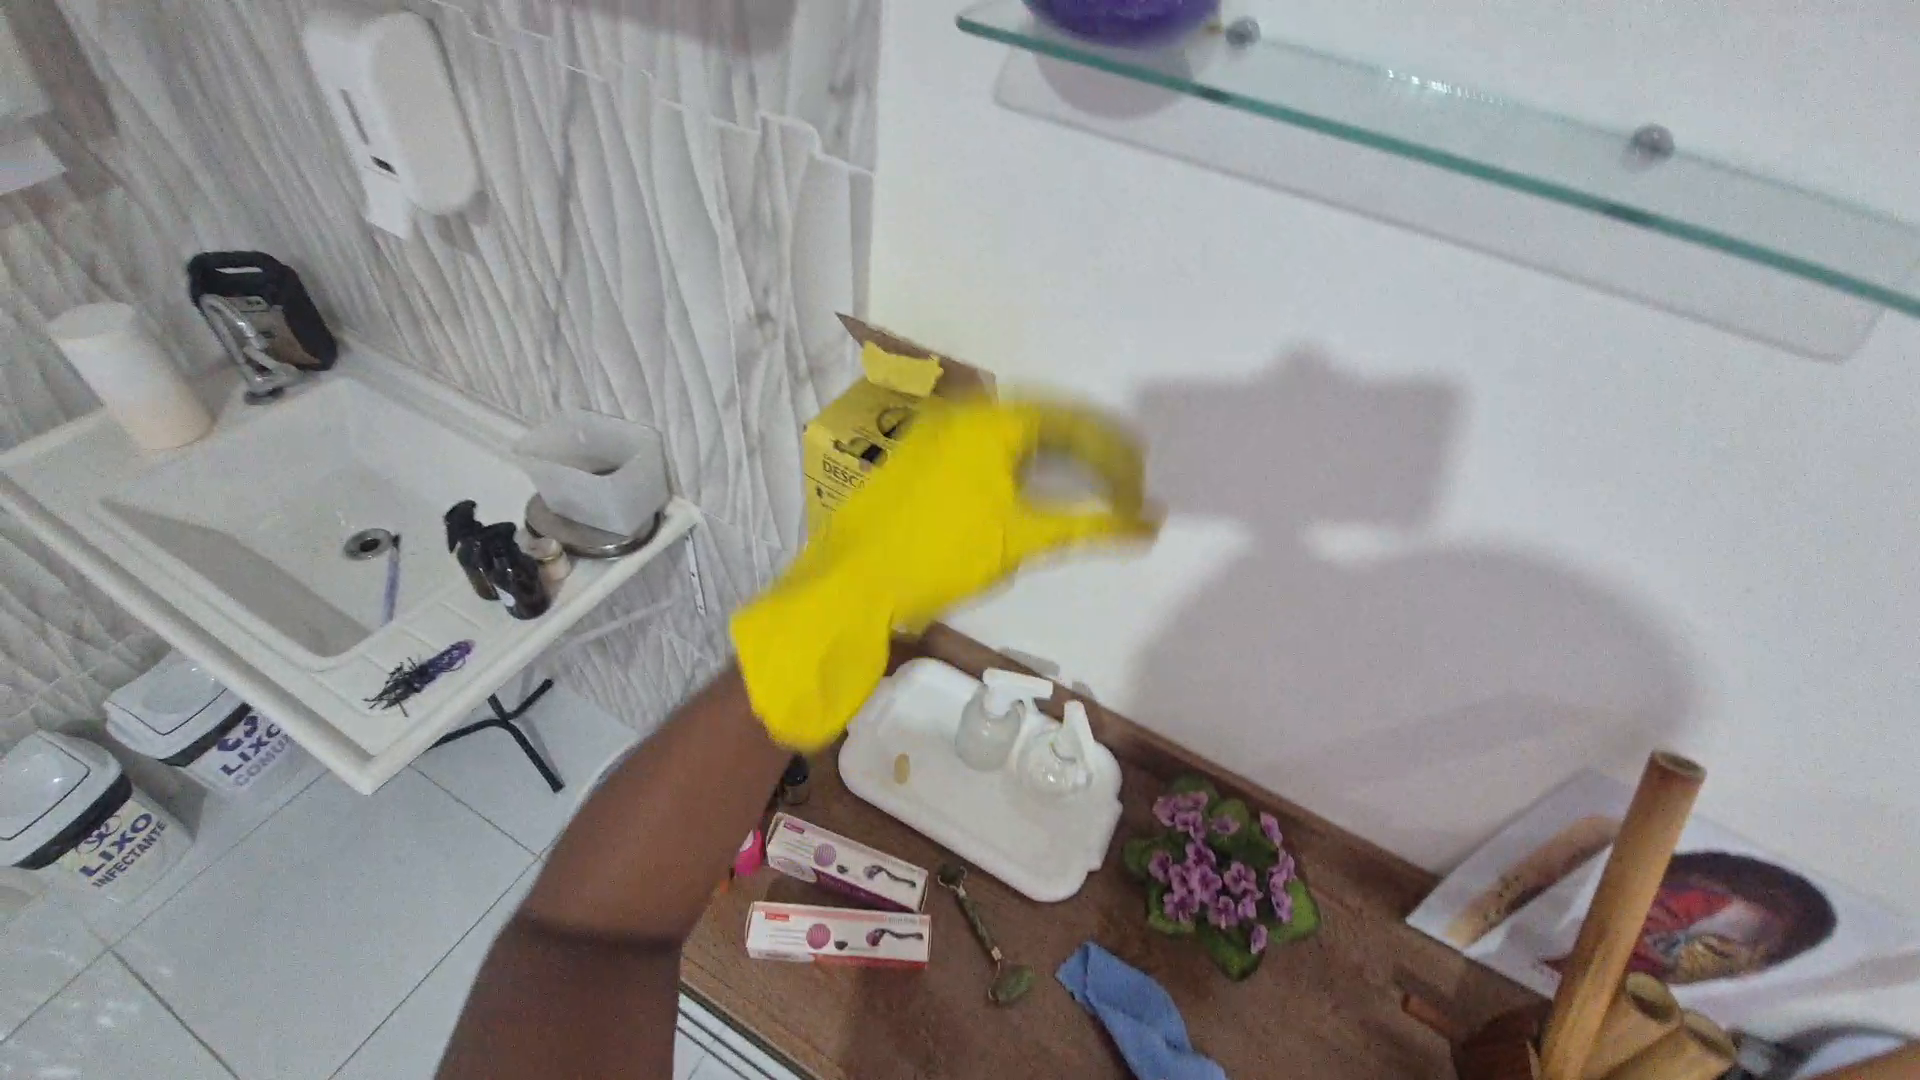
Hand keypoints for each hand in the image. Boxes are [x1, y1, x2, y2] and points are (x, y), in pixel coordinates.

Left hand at [732, 397, 1157, 750]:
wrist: (851, 584)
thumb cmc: (938, 558)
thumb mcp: (1020, 542)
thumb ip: (1089, 526)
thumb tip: (1149, 523)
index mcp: (990, 422)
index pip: (1073, 424)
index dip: (1116, 457)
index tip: (1140, 491)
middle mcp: (961, 414)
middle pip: (1044, 422)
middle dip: (1089, 455)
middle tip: (1121, 487)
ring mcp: (933, 433)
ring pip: (1011, 435)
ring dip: (1052, 460)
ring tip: (1083, 490)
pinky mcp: (916, 456)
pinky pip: (982, 449)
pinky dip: (1015, 468)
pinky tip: (1026, 493)